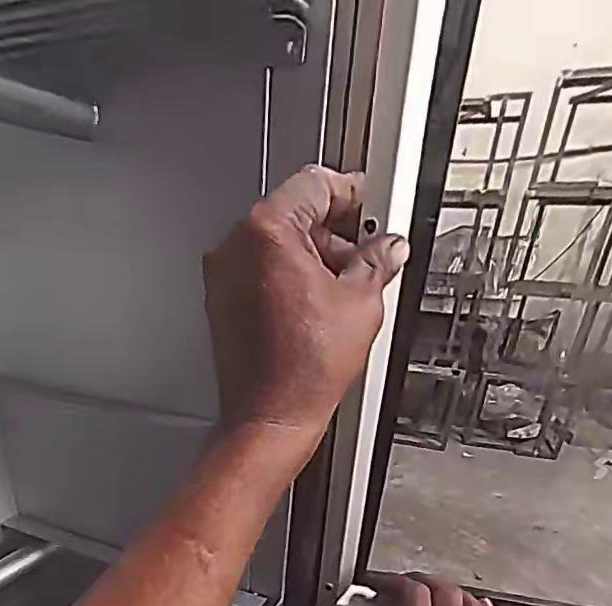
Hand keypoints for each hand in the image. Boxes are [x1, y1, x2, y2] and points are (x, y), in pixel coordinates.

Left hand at [203, 165, 409, 440]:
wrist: (272, 415)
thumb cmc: (303, 371)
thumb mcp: (360, 306)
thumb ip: (377, 263)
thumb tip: (388, 249)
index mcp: (267, 232)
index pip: (315, 183)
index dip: (352, 193)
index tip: (370, 205)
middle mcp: (236, 247)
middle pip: (295, 215)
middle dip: (335, 234)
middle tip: (367, 257)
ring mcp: (225, 276)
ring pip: (278, 245)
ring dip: (314, 258)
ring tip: (344, 293)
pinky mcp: (223, 302)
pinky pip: (262, 272)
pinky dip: (290, 279)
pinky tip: (318, 309)